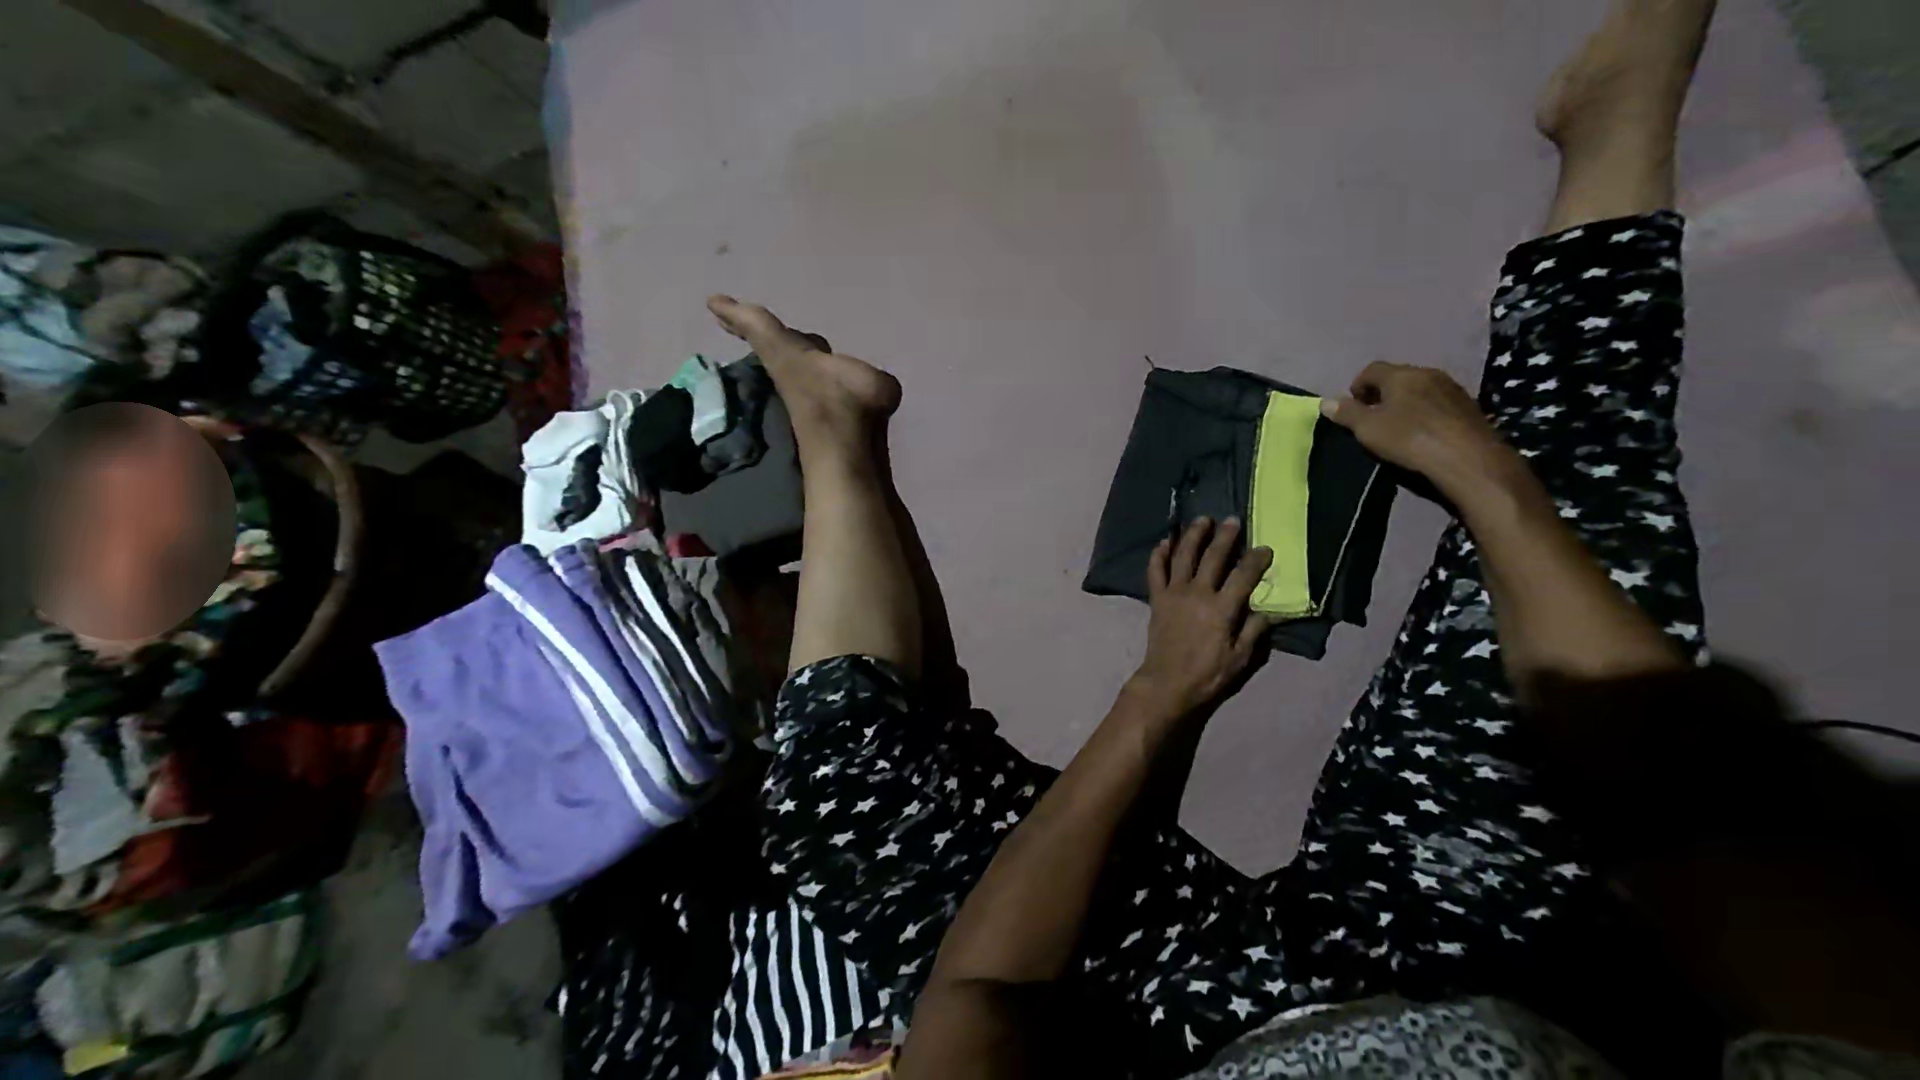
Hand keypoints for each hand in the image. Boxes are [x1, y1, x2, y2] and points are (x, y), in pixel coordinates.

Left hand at [1127, 517, 1272, 718]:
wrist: (1167, 683)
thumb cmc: (1207, 674)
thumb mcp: (1240, 658)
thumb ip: (1254, 631)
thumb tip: (1269, 611)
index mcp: (1222, 608)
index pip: (1244, 576)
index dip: (1256, 560)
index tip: (1265, 548)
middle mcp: (1197, 593)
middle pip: (1213, 557)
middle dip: (1225, 537)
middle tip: (1233, 520)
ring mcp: (1174, 593)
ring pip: (1183, 556)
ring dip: (1193, 536)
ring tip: (1202, 520)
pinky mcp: (1157, 599)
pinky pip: (1155, 571)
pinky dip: (1159, 554)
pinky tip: (1164, 541)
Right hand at [1320, 363, 1521, 498]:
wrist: (1466, 457)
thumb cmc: (1409, 438)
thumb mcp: (1368, 429)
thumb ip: (1346, 413)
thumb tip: (1325, 401)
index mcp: (1401, 374)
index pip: (1371, 369)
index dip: (1357, 387)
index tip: (1353, 408)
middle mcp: (1428, 373)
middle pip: (1397, 377)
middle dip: (1381, 394)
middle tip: (1373, 419)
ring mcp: (1452, 388)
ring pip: (1419, 389)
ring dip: (1405, 403)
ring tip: (1397, 428)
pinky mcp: (1468, 406)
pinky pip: (1437, 403)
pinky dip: (1425, 413)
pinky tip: (1423, 434)